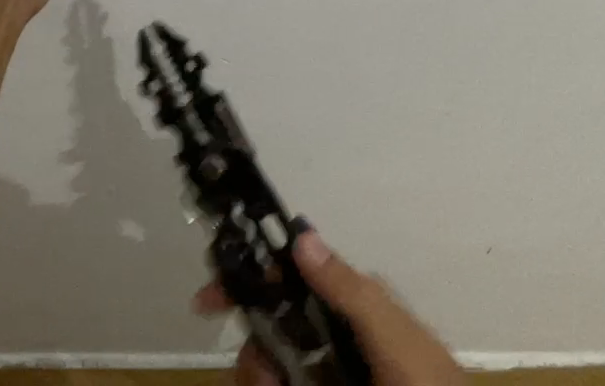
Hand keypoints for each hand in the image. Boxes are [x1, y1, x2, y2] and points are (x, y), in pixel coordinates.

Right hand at [193, 229, 465, 385]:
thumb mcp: (396, 340)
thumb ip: (350, 291)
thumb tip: (300, 234)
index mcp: (353, 304)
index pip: (287, 277)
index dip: (244, 282)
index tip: (208, 301)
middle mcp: (335, 332)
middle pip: (269, 324)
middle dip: (253, 347)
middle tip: (261, 378)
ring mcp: (329, 370)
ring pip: (269, 360)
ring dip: (259, 374)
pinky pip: (278, 380)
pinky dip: (266, 384)